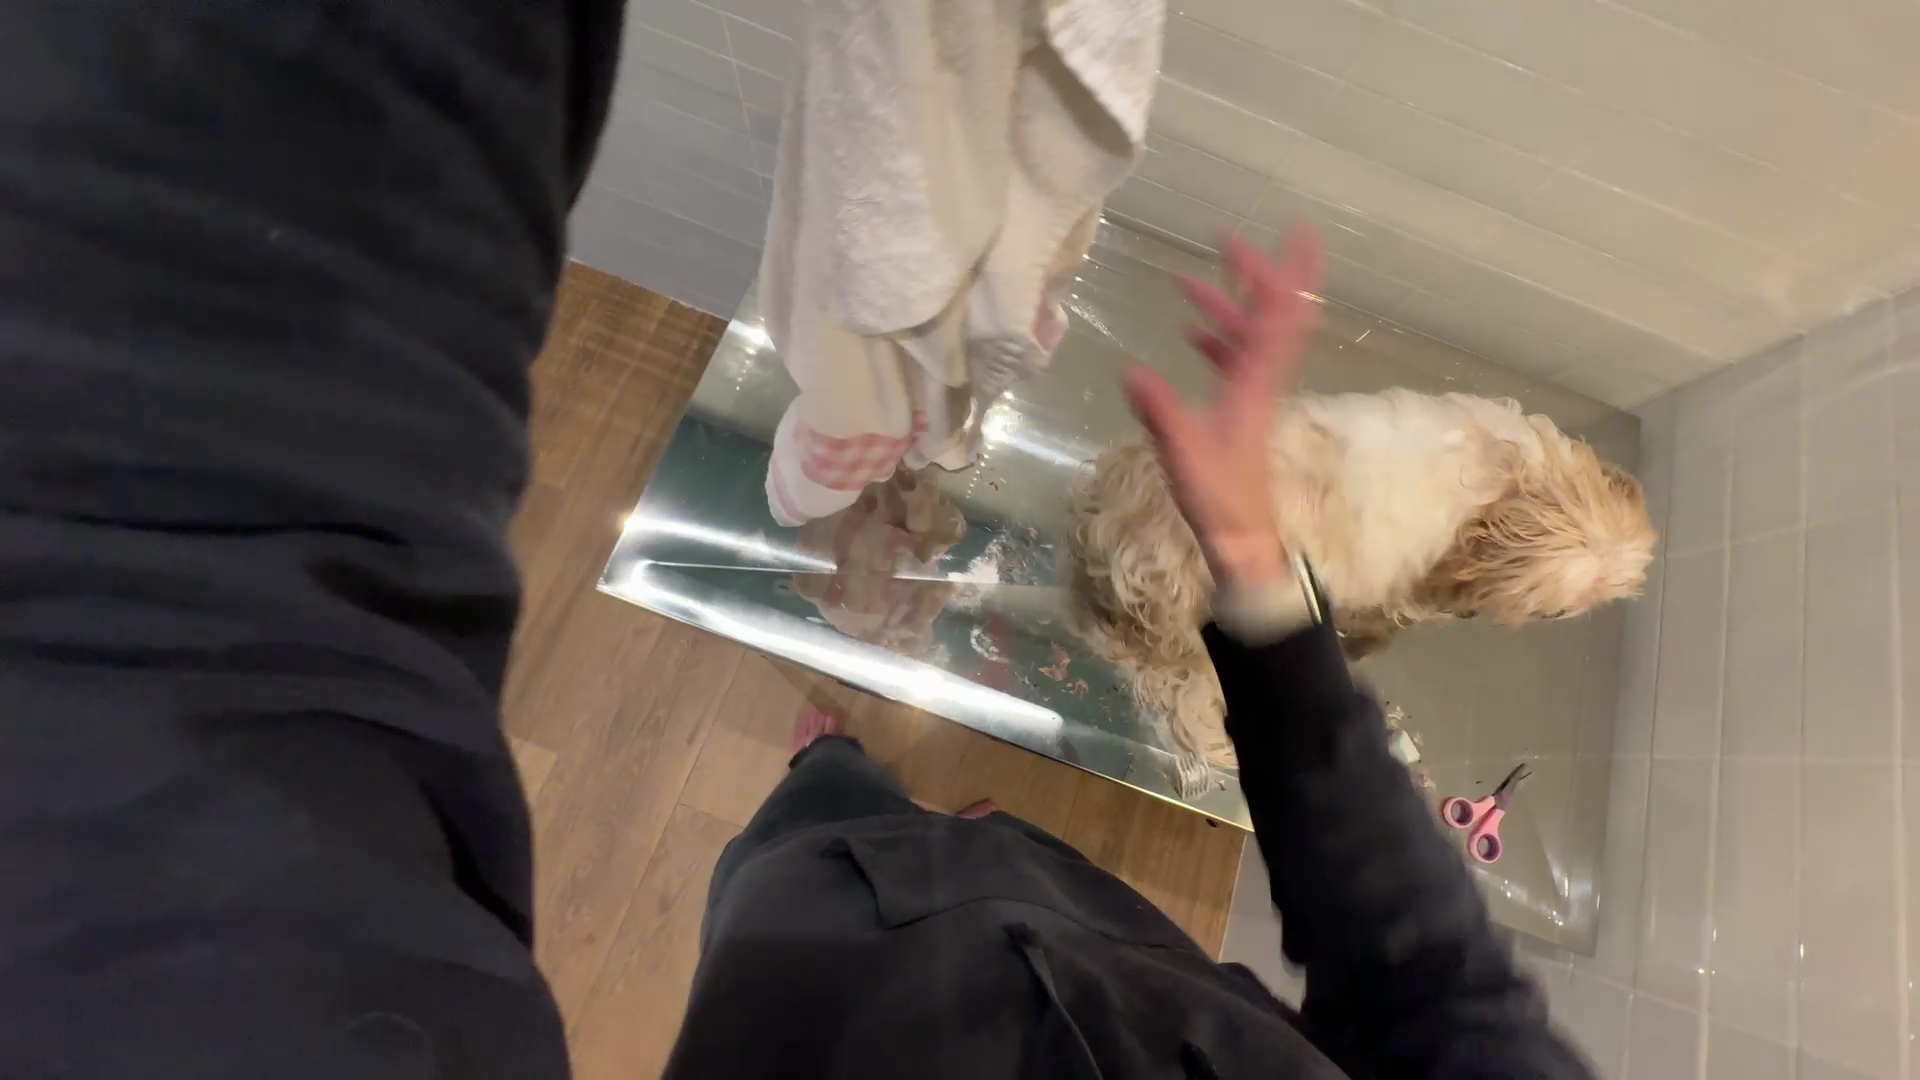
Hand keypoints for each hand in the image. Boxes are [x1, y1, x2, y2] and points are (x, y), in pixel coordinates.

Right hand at [1122, 226, 1323, 588]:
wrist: (1240, 534)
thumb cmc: (1217, 493)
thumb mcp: (1182, 449)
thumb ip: (1158, 408)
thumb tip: (1129, 369)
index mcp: (1256, 382)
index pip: (1280, 316)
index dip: (1288, 272)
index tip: (1292, 228)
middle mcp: (1261, 380)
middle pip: (1267, 316)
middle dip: (1250, 275)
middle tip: (1225, 240)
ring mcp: (1252, 395)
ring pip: (1245, 337)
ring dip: (1222, 307)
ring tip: (1186, 283)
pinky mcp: (1238, 411)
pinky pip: (1231, 362)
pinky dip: (1213, 341)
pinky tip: (1188, 334)